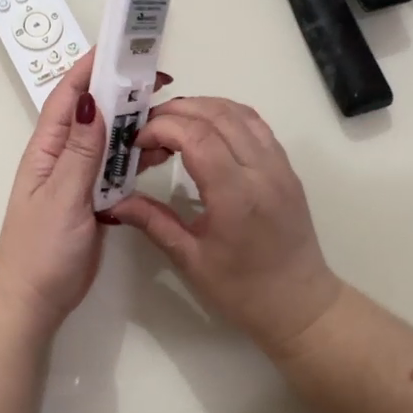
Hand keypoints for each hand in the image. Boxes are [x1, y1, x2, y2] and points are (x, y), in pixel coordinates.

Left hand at [0, 51, 172, 322]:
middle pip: (93, 113)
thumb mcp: (62, 196)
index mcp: (46, 150)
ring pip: (109, 139)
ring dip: (134, 124)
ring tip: (170, 113)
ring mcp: (78, 177)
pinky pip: (117, 167)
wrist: (36, 299)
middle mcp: (62, 156)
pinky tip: (162, 151)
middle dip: (122, 92)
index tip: (122, 49)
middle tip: (161, 81)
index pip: (67, 97)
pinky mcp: (94, 198)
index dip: (91, 69)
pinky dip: (137, 156)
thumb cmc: (42, 248)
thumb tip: (90, 103)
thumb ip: (79, 152)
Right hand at [110, 97, 341, 352]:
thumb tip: (113, 202)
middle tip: (146, 129)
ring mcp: (280, 166)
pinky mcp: (287, 167)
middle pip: (217, 115)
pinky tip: (204, 131)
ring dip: (201, 107)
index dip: (161, 128)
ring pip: (239, 112)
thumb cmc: (242, 290)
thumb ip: (152, 221)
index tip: (137, 143)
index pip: (197, 136)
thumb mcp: (190, 259)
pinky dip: (226, 116)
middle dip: (175, 112)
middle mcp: (262, 171)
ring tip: (171, 125)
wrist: (299, 304)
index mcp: (236, 196)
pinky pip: (256, 125)